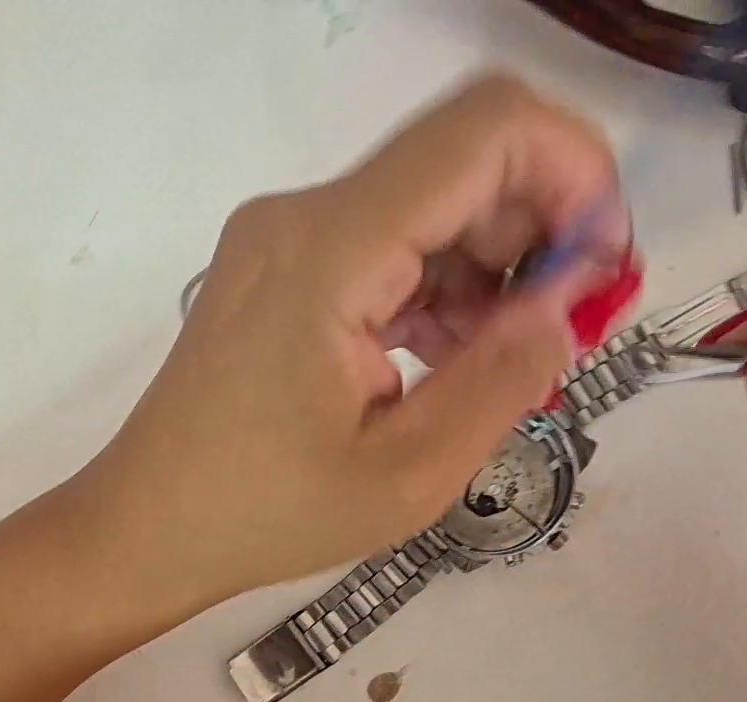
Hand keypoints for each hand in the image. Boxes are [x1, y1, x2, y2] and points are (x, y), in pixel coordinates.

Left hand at [72, 75, 632, 607]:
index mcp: (329, 251)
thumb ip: (503, 376)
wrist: (145, 526)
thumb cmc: (264, 516)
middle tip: (560, 332)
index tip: (602, 269)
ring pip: (421, 206)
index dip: (576, 173)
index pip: (486, 130)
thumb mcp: (406, 474)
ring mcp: (279, 242)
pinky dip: (432, 287)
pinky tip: (444, 358)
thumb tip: (566, 303)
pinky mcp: (273, 273)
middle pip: (457, 161)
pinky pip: (378, 247)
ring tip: (497, 364)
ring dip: (485, 267)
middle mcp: (299, 218)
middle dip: (535, 230)